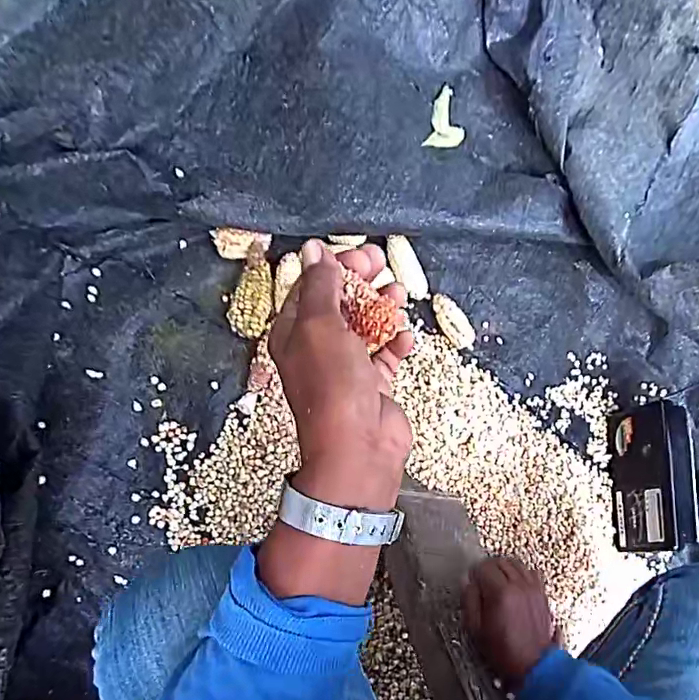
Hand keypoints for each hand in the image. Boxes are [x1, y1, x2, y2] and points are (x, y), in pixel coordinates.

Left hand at [268, 239, 414, 510]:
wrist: (357, 448)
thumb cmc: (332, 387)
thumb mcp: (320, 325)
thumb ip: (320, 285)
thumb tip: (313, 251)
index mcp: (294, 333)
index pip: (311, 287)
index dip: (335, 264)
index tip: (361, 253)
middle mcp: (317, 349)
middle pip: (341, 302)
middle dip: (362, 280)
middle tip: (383, 264)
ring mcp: (346, 368)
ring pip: (365, 326)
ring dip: (382, 307)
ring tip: (399, 295)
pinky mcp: (372, 386)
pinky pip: (385, 356)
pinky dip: (395, 344)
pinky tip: (404, 338)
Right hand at [463, 556, 558, 687]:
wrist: (534, 664)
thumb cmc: (505, 651)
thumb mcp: (476, 629)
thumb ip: (469, 601)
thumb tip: (467, 584)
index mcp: (500, 593)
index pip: (484, 567)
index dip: (474, 573)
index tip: (471, 582)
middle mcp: (519, 586)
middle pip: (501, 561)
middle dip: (488, 567)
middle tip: (482, 580)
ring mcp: (533, 589)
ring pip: (517, 563)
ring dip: (505, 568)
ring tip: (497, 581)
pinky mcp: (542, 594)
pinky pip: (530, 572)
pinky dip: (520, 573)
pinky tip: (514, 584)